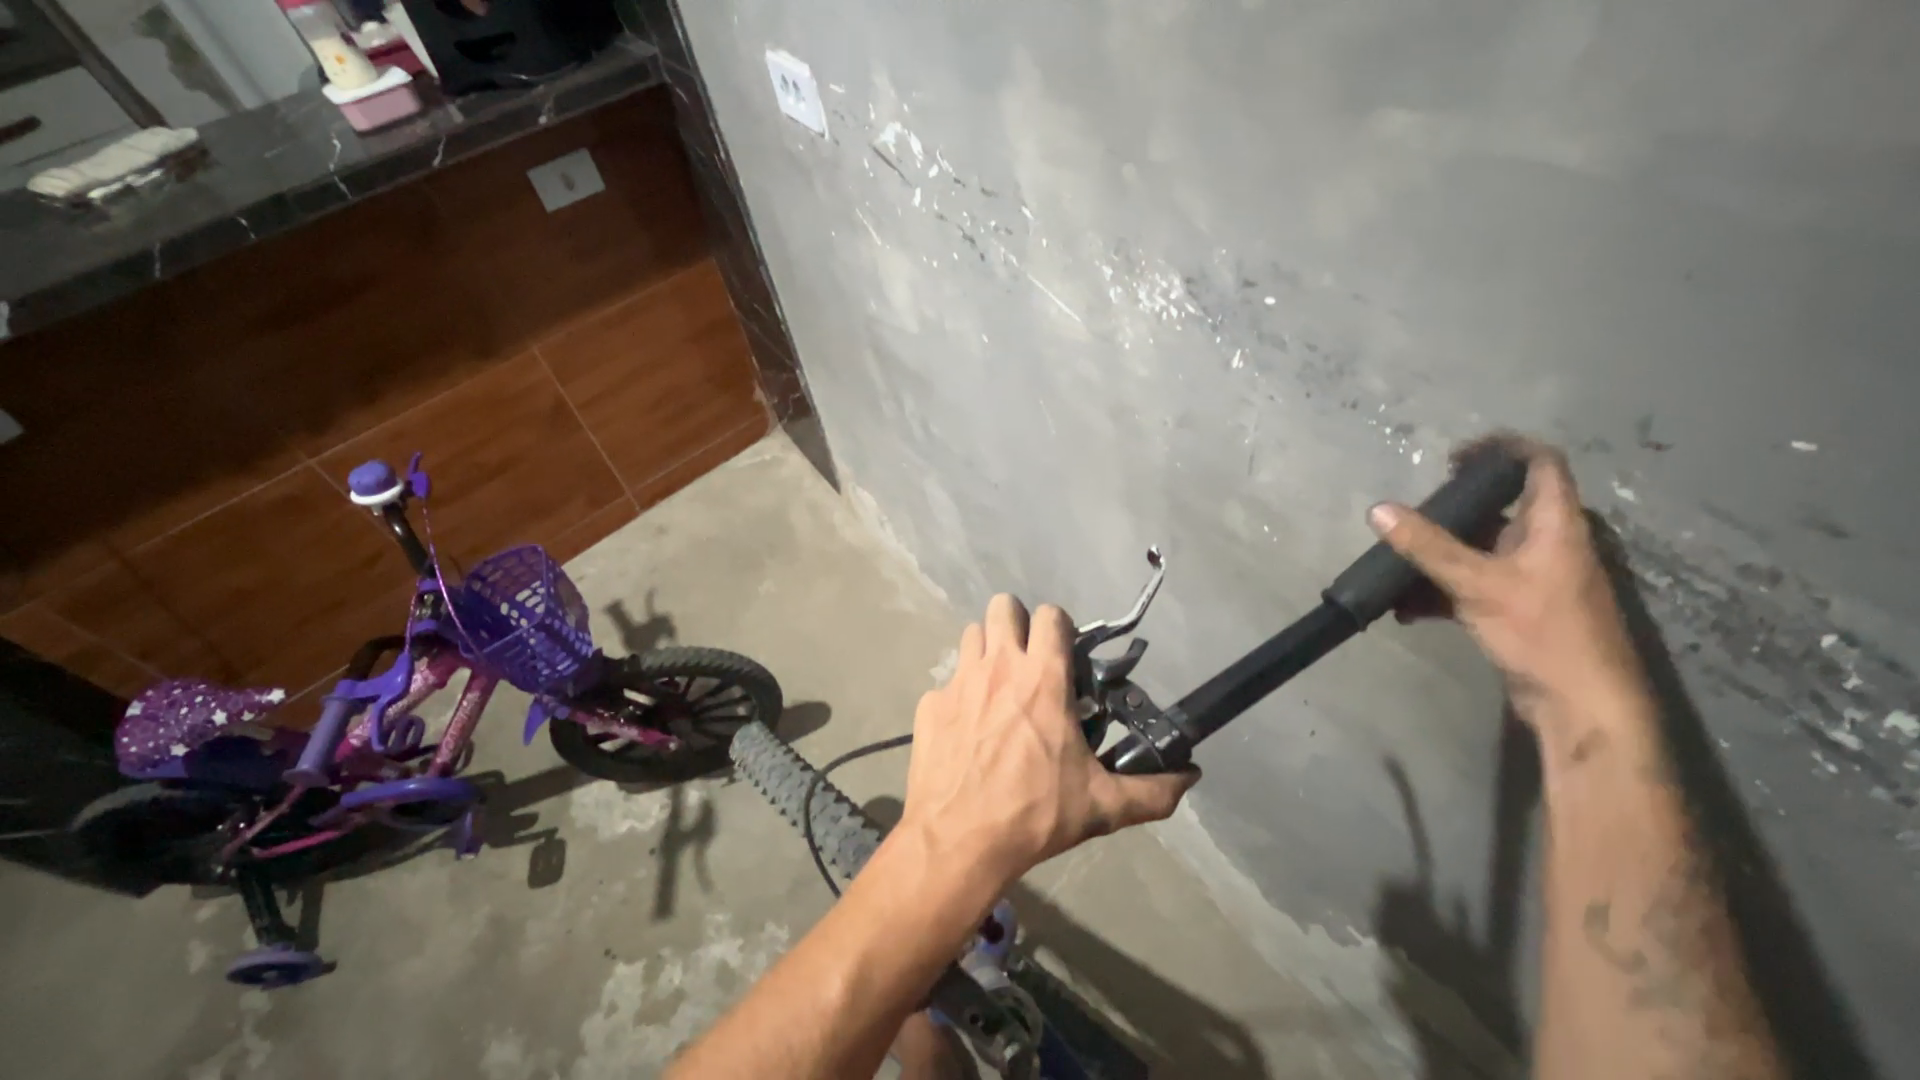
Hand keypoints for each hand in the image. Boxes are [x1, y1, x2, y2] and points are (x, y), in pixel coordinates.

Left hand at [899, 595, 1198, 888]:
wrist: (958, 842)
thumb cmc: (1034, 815)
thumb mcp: (1102, 806)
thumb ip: (1152, 791)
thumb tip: (1190, 778)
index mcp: (1042, 679)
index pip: (1051, 615)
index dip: (1061, 628)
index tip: (1066, 655)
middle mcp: (998, 667)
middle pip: (1003, 606)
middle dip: (1018, 625)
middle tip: (1029, 661)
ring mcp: (957, 683)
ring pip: (971, 635)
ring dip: (987, 651)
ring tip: (999, 688)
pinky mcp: (929, 705)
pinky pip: (946, 683)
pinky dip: (959, 695)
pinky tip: (967, 729)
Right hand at [1367, 435, 1648, 734]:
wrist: (1581, 704)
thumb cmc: (1543, 633)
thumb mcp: (1478, 584)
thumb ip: (1428, 547)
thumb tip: (1379, 510)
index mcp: (1556, 525)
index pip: (1541, 464)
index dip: (1503, 449)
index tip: (1455, 458)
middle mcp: (1548, 545)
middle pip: (1502, 508)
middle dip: (1453, 509)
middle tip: (1413, 514)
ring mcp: (1533, 580)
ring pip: (1481, 551)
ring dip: (1440, 556)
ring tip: (1398, 563)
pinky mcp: (1518, 611)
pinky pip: (1474, 587)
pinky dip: (1441, 592)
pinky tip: (1405, 608)